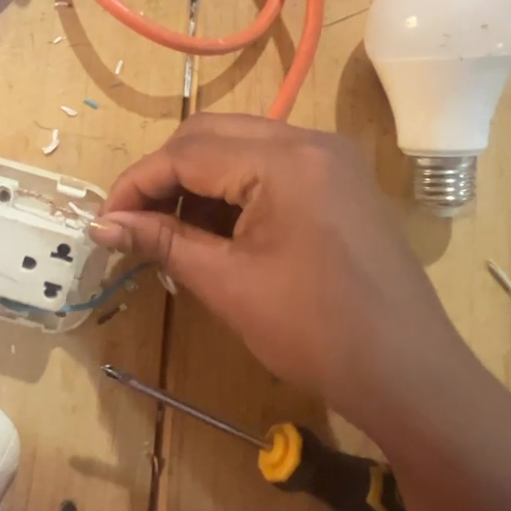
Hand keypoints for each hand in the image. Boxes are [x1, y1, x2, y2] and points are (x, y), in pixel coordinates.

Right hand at [88, 114, 469, 424]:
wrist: (409, 375)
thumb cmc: (313, 332)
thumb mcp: (226, 283)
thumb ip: (160, 241)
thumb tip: (101, 225)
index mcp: (285, 162)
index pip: (186, 153)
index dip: (136, 184)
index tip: (105, 222)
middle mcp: (310, 142)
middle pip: (209, 135)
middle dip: (163, 175)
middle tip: (134, 223)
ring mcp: (330, 159)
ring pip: (238, 145)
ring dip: (196, 180)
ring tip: (171, 231)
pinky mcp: (339, 181)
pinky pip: (268, 165)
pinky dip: (231, 188)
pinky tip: (215, 229)